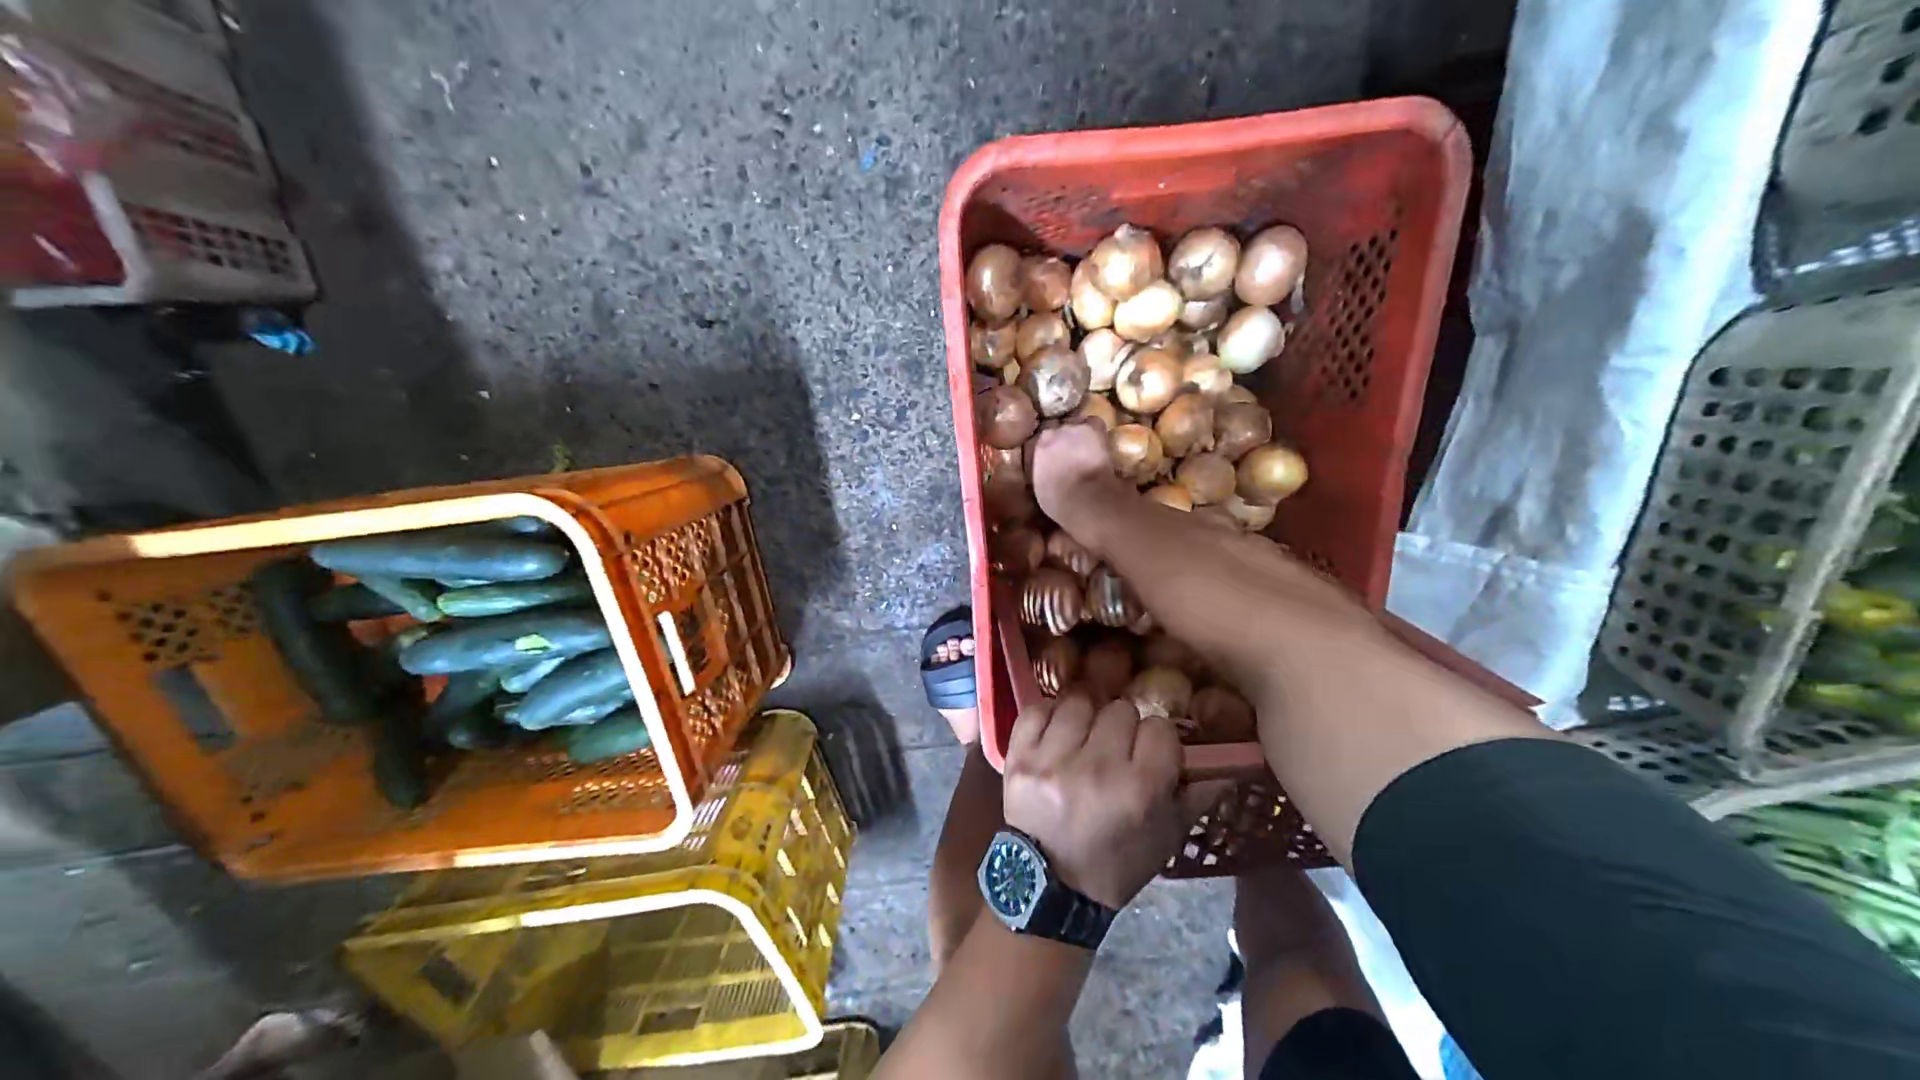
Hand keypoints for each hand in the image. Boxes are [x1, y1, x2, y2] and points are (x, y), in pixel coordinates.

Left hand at [1002, 693, 1224, 908]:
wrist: (1050, 885)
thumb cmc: (1117, 861)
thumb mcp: (1167, 837)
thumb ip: (1198, 794)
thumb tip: (1234, 761)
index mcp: (1139, 790)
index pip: (1160, 729)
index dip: (1157, 740)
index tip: (1149, 753)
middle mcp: (1097, 768)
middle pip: (1120, 710)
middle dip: (1122, 727)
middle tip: (1115, 748)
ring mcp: (1052, 760)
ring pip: (1079, 702)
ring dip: (1086, 717)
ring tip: (1084, 739)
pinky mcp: (1019, 757)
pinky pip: (1037, 710)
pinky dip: (1049, 717)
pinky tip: (1057, 735)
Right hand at [1030, 422, 1127, 533]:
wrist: (1083, 497)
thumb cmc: (1058, 501)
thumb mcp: (1037, 486)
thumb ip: (1037, 470)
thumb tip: (1042, 468)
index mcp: (1030, 448)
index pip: (1033, 439)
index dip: (1042, 447)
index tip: (1048, 456)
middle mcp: (1047, 432)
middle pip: (1052, 427)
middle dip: (1058, 436)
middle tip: (1066, 450)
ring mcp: (1070, 427)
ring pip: (1073, 423)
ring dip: (1076, 432)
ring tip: (1083, 444)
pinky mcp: (1091, 426)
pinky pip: (1093, 422)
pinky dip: (1095, 430)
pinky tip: (1098, 441)